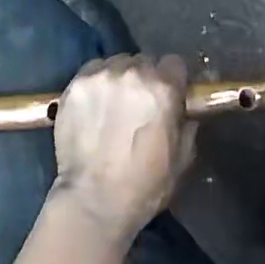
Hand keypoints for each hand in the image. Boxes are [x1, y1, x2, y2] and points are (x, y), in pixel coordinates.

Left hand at [48, 54, 197, 242]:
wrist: (93, 202)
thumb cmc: (144, 186)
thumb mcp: (182, 158)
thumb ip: (187, 124)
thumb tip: (184, 111)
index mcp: (164, 88)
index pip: (174, 62)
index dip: (171, 79)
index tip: (166, 95)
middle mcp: (134, 73)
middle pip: (144, 61)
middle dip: (144, 79)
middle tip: (137, 105)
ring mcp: (102, 76)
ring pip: (117, 63)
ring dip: (119, 79)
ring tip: (112, 105)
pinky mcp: (76, 85)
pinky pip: (92, 71)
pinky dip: (96, 83)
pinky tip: (93, 105)